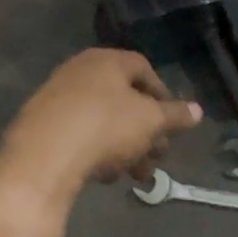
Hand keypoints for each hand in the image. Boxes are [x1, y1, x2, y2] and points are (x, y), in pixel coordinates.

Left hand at [0, 49, 201, 197]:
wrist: (43, 156)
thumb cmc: (106, 128)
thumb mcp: (151, 122)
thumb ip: (175, 115)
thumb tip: (197, 110)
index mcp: (106, 60)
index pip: (144, 69)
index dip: (163, 96)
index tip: (171, 124)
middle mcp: (79, 70)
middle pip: (123, 99)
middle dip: (145, 132)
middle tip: (157, 158)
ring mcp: (56, 96)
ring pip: (102, 120)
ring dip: (124, 147)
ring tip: (133, 176)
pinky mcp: (40, 124)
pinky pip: (78, 134)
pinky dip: (96, 151)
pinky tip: (103, 176)